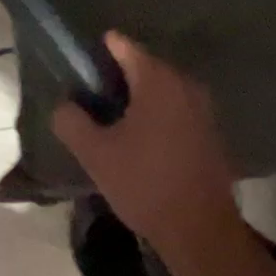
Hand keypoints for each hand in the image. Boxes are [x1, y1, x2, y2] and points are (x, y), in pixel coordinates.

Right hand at [53, 32, 240, 250]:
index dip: (100, 51)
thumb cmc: (145, 183)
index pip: (123, 46)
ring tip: (114, 120)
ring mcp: (202, 107)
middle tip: (92, 97)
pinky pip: (177, 108)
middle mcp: (184, 83)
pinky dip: (158, 115)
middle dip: (119, 77)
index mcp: (156, 79)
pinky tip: (142, 139)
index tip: (82, 66)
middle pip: (145, 65)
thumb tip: (64, 106)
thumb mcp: (96, 154)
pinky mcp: (211, 130)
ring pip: (162, 89)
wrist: (200, 229)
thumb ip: (72, 122)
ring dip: (140, 98)